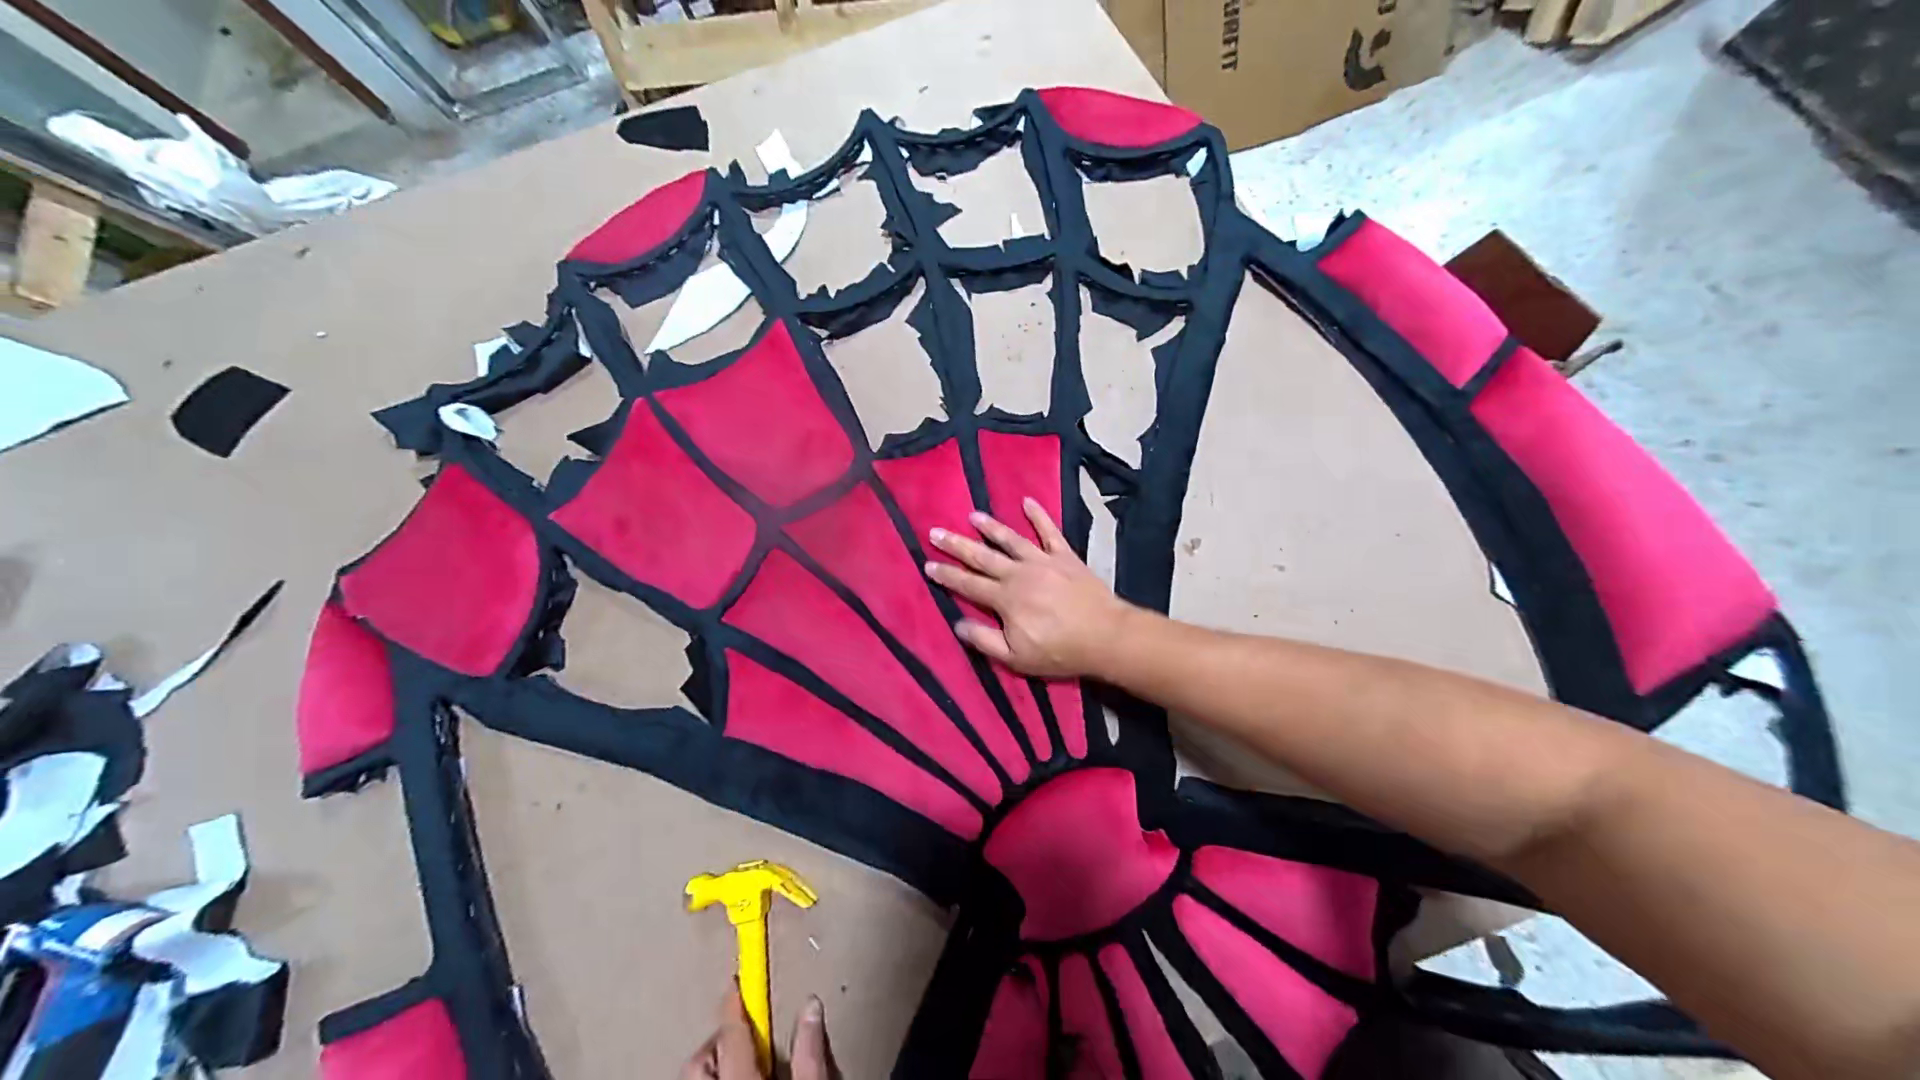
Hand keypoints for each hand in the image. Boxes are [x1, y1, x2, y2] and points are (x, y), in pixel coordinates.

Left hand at [679, 991, 832, 1079]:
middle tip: (746, 1028)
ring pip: (694, 1077)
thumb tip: (811, 1006)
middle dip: (720, 1037)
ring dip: (715, 1060)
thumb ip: (810, 1053)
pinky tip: (735, 1077)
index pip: (731, 1037)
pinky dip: (715, 1077)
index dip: (735, 1005)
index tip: (738, 982)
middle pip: (700, 1060)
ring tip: (743, 1056)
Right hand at [923, 498, 1136, 677]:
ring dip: (990, 526)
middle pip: (981, 556)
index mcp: (1005, 599)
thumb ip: (984, 639)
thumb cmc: (1060, 651)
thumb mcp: (1016, 658)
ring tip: (972, 515)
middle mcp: (1019, 574)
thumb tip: (958, 624)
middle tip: (936, 532)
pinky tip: (1027, 501)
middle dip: (956, 545)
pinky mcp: (1065, 556)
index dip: (946, 575)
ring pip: (1010, 539)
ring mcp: (1043, 561)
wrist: (1106, 636)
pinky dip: (1038, 515)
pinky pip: (1049, 531)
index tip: (927, 564)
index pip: (968, 584)